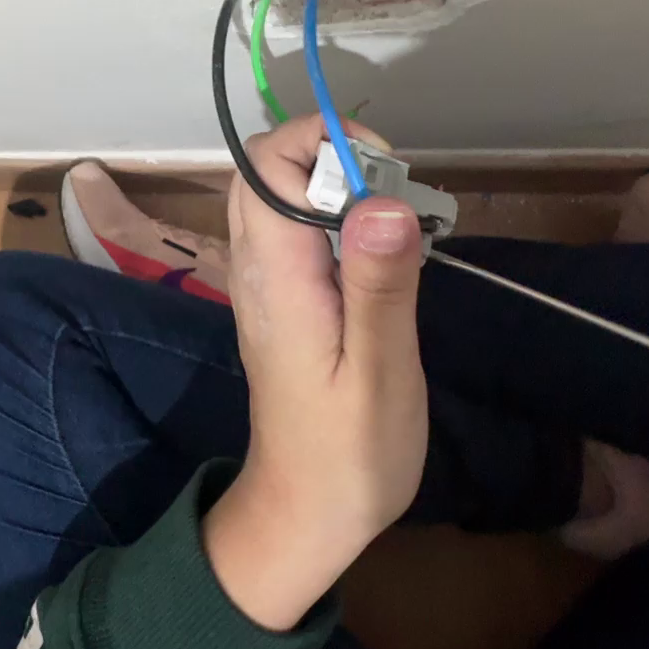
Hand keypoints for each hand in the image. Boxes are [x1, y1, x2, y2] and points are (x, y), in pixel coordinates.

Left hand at [202, 115, 428, 630]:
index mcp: (275, 274)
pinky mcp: (276, 297)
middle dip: (326, 154)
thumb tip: (383, 200)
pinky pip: (286, 228)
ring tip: (393, 218)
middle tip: (393, 190)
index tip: (386, 169)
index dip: (320, 141)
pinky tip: (375, 250)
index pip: (265, 165)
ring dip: (329, 184)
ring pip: (272, 196)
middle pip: (262, 171)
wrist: (305, 506)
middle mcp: (254, 265)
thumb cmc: (351, 451)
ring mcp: (259, 281)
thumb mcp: (381, 372)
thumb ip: (381, 285)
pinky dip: (326, 214)